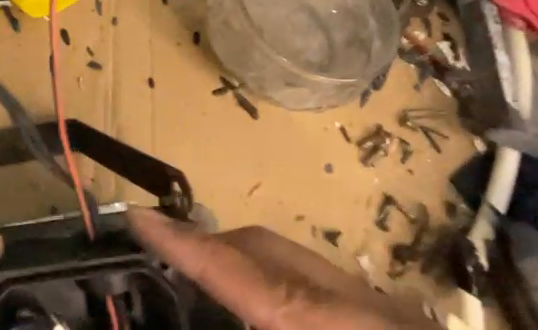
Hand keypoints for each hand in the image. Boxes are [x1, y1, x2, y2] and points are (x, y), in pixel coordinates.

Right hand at [127, 207, 437, 329]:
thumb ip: (273, 317)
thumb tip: (237, 307)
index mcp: (322, 326)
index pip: (240, 273)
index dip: (181, 245)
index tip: (134, 218)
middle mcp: (358, 311)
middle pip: (268, 251)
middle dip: (212, 245)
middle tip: (167, 255)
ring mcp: (387, 317)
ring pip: (301, 268)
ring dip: (251, 268)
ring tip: (216, 288)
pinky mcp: (403, 326)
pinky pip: (330, 293)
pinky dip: (288, 294)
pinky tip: (282, 324)